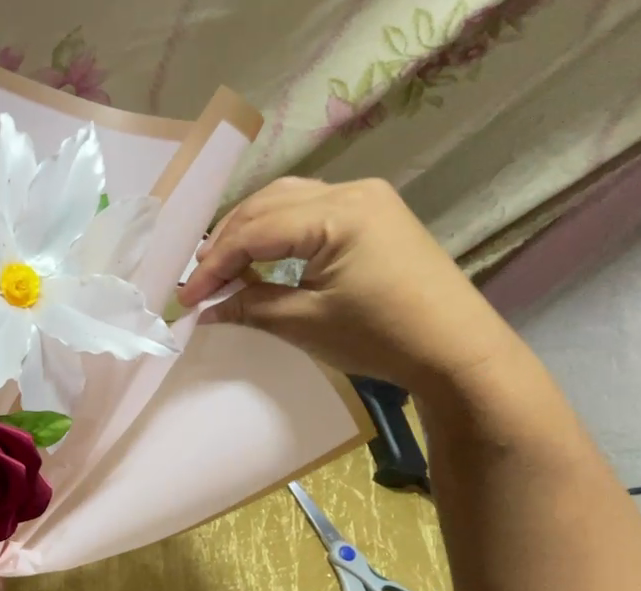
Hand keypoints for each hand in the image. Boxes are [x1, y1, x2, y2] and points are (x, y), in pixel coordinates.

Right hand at [177, 177, 528, 394]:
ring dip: (248, 230)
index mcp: (337, 214)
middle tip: (198, 282)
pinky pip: (310, 210)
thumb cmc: (379, 335)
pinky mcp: (374, 214)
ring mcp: (367, 199)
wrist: (454, 348)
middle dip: (226, 241)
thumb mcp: (304, 323)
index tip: (186, 299)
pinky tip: (260, 258)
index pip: (255, 230)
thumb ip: (249, 306)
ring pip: (287, 200)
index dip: (214, 264)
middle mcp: (352, 192)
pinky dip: (276, 231)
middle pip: (267, 204)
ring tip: (221, 266)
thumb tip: (204, 308)